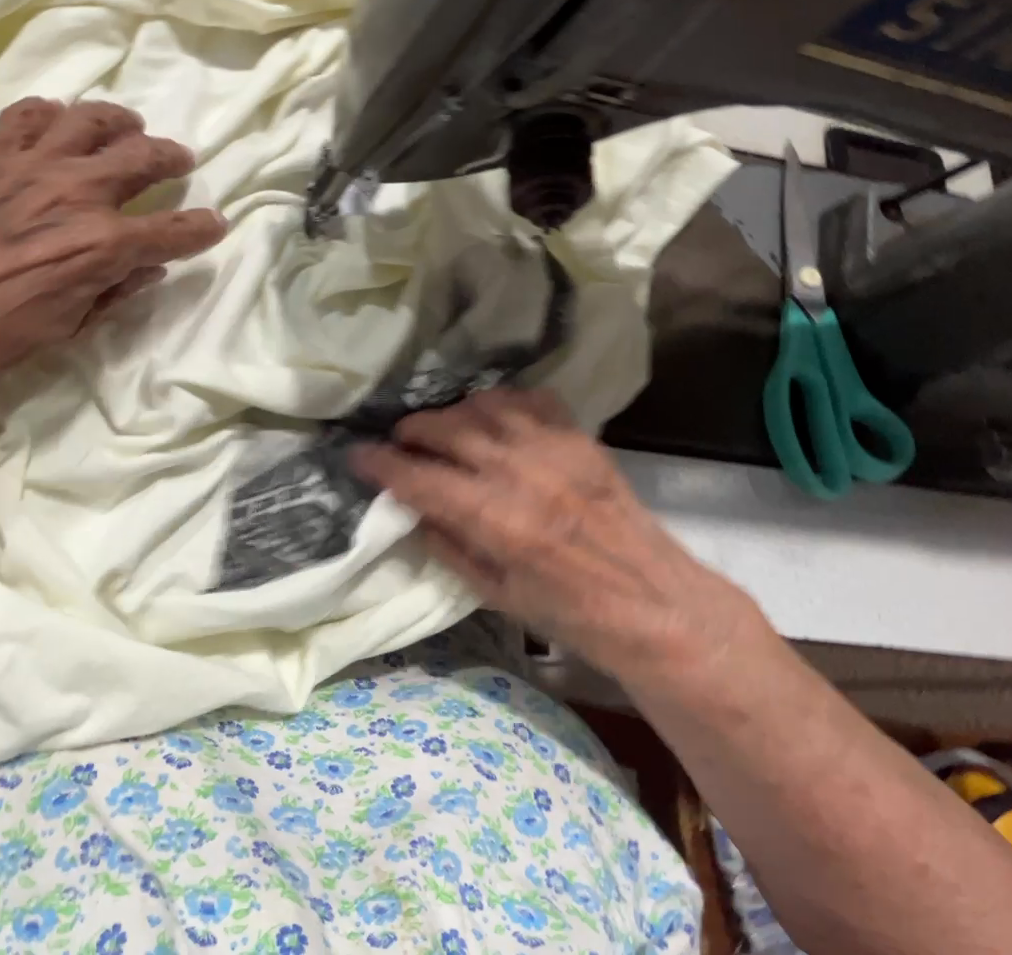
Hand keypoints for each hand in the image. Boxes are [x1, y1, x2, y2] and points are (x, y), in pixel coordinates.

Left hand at [0, 97, 224, 389]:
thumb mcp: (67, 327)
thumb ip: (113, 292)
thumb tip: (147, 269)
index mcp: (103, 245)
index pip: (172, 231)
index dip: (201, 229)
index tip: (215, 224)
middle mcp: (77, 192)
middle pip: (143, 157)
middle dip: (172, 157)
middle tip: (179, 160)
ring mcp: (33, 164)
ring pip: (92, 119)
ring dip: (120, 120)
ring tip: (128, 126)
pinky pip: (30, 114)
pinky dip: (53, 114)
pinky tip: (59, 121)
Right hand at [350, 388, 766, 680]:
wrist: (654, 604)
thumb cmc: (568, 612)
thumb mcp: (493, 592)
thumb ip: (446, 544)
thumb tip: (409, 508)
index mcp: (497, 521)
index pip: (419, 478)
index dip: (380, 464)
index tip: (357, 457)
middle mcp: (521, 474)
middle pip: (445, 429)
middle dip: (410, 432)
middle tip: (397, 443)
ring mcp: (554, 449)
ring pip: (482, 405)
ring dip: (450, 413)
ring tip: (440, 430)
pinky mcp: (580, 439)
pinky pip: (529, 399)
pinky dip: (499, 403)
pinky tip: (490, 419)